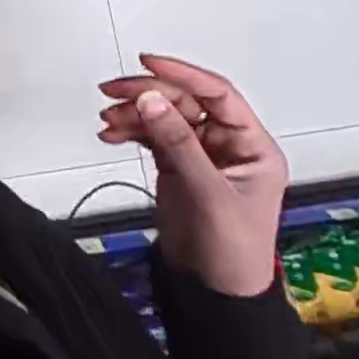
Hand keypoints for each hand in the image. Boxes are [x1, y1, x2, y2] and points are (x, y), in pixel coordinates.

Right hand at [97, 54, 287, 296]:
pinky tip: (111, 132)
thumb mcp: (209, 195)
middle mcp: (225, 142)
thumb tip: (151, 99)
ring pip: (162, 115)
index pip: (217, 94)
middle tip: (114, 91)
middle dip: (147, 94)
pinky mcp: (175, 164)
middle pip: (183, 101)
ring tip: (108, 118)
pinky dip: (129, 130)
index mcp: (250, 144)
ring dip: (133, 112)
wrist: (212, 296)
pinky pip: (150, 134)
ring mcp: (198, 152)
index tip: (150, 62)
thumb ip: (179, 144)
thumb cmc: (231, 252)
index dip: (184, 74)